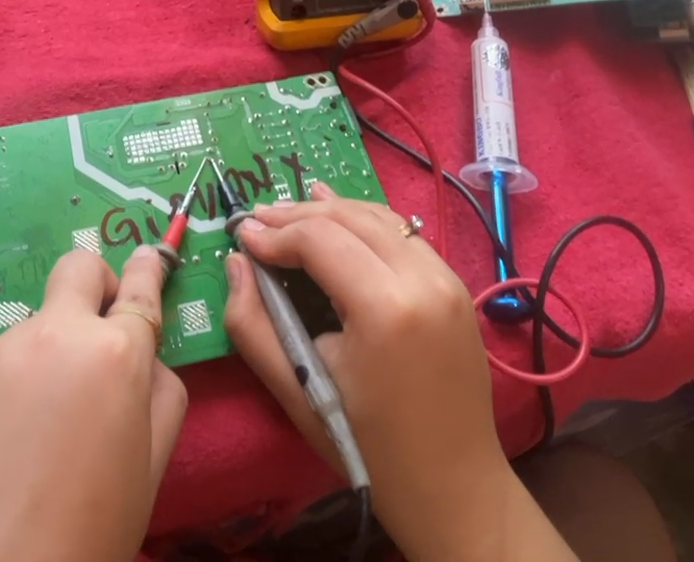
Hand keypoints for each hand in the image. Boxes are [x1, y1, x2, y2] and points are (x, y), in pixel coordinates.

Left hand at [0, 246, 187, 561]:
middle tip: (97, 331)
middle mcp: (54, 336)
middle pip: (77, 268)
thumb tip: (146, 359)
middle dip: (96, 285)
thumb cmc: (86, 533)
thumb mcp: (150, 469)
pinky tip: (0, 444)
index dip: (148, 270)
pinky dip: (9, 388)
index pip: (139, 290)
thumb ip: (161, 397)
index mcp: (114, 356)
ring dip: (49, 355)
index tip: (150, 256)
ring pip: (35, 328)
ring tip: (37, 430)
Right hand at [223, 186, 575, 561]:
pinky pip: (404, 235)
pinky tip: (339, 216)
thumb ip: (251, 324)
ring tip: (289, 212)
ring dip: (332, 210)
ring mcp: (448, 279)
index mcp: (386, 309)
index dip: (276, 233)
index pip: (320, 240)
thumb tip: (236, 263)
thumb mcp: (297, 391)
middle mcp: (423, 280)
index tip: (242, 235)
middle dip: (298, 214)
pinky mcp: (457, 286)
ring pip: (380, 217)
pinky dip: (366, 222)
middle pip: (350, 218)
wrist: (453, 484)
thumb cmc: (366, 445)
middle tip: (258, 218)